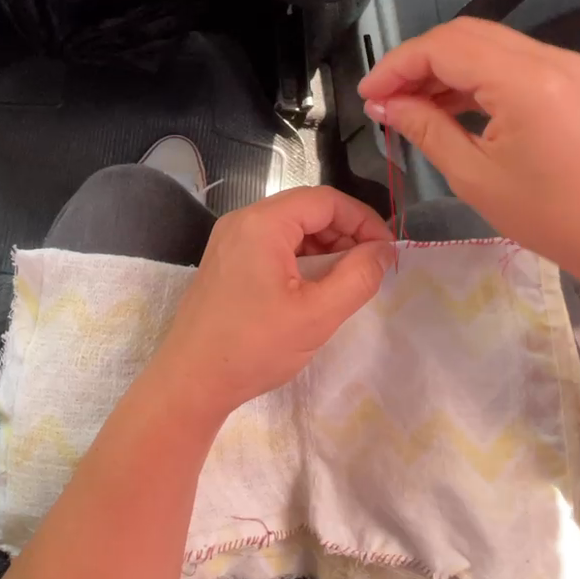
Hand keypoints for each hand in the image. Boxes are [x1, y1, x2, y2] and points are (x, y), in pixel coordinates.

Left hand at [147, 186, 396, 419]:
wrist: (192, 378)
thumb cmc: (254, 346)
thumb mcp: (317, 315)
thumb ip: (358, 277)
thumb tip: (384, 250)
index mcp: (262, 223)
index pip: (324, 200)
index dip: (362, 219)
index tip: (388, 251)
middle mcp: (242, 220)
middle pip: (305, 208)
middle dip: (344, 232)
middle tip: (370, 267)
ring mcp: (230, 239)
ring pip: (289, 226)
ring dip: (324, 245)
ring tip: (347, 279)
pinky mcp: (226, 260)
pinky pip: (272, 243)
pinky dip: (300, 257)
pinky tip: (315, 286)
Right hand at [358, 18, 579, 294]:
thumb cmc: (555, 218)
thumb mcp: (474, 177)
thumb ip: (425, 128)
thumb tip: (385, 105)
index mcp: (525, 80)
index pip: (441, 47)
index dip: (395, 65)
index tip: (367, 95)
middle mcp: (549, 59)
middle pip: (462, 34)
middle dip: (415, 60)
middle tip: (384, 97)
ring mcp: (566, 67)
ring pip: (485, 44)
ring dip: (442, 68)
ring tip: (409, 105)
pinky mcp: (573, 83)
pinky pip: (509, 62)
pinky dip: (472, 77)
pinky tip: (448, 106)